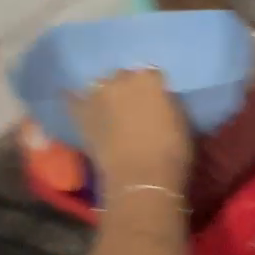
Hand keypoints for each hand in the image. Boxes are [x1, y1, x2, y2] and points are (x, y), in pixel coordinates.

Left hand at [71, 69, 192, 191]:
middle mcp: (120, 79)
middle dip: (128, 88)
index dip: (156, 88)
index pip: (152, 74)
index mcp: (149, 79)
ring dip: (105, 94)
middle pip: (123, 76)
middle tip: (135, 106)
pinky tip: (77, 102)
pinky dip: (75, 100)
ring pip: (99, 86)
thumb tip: (162, 100)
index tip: (159, 100)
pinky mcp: (80, 113)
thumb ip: (169, 104)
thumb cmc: (172, 154)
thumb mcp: (183, 124)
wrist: (141, 179)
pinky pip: (72, 98)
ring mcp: (96, 94)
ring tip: (109, 109)